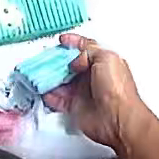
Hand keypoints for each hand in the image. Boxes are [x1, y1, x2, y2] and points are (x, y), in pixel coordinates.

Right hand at [44, 33, 158, 154]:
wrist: (117, 118)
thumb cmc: (117, 89)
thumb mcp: (106, 57)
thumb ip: (88, 51)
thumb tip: (75, 59)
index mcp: (103, 62)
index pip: (86, 48)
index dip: (74, 43)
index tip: (62, 40)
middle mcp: (94, 77)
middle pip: (70, 65)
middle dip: (57, 61)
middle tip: (46, 58)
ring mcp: (84, 92)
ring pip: (63, 81)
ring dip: (51, 78)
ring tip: (41, 74)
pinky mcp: (77, 107)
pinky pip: (59, 99)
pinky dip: (50, 96)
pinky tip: (45, 92)